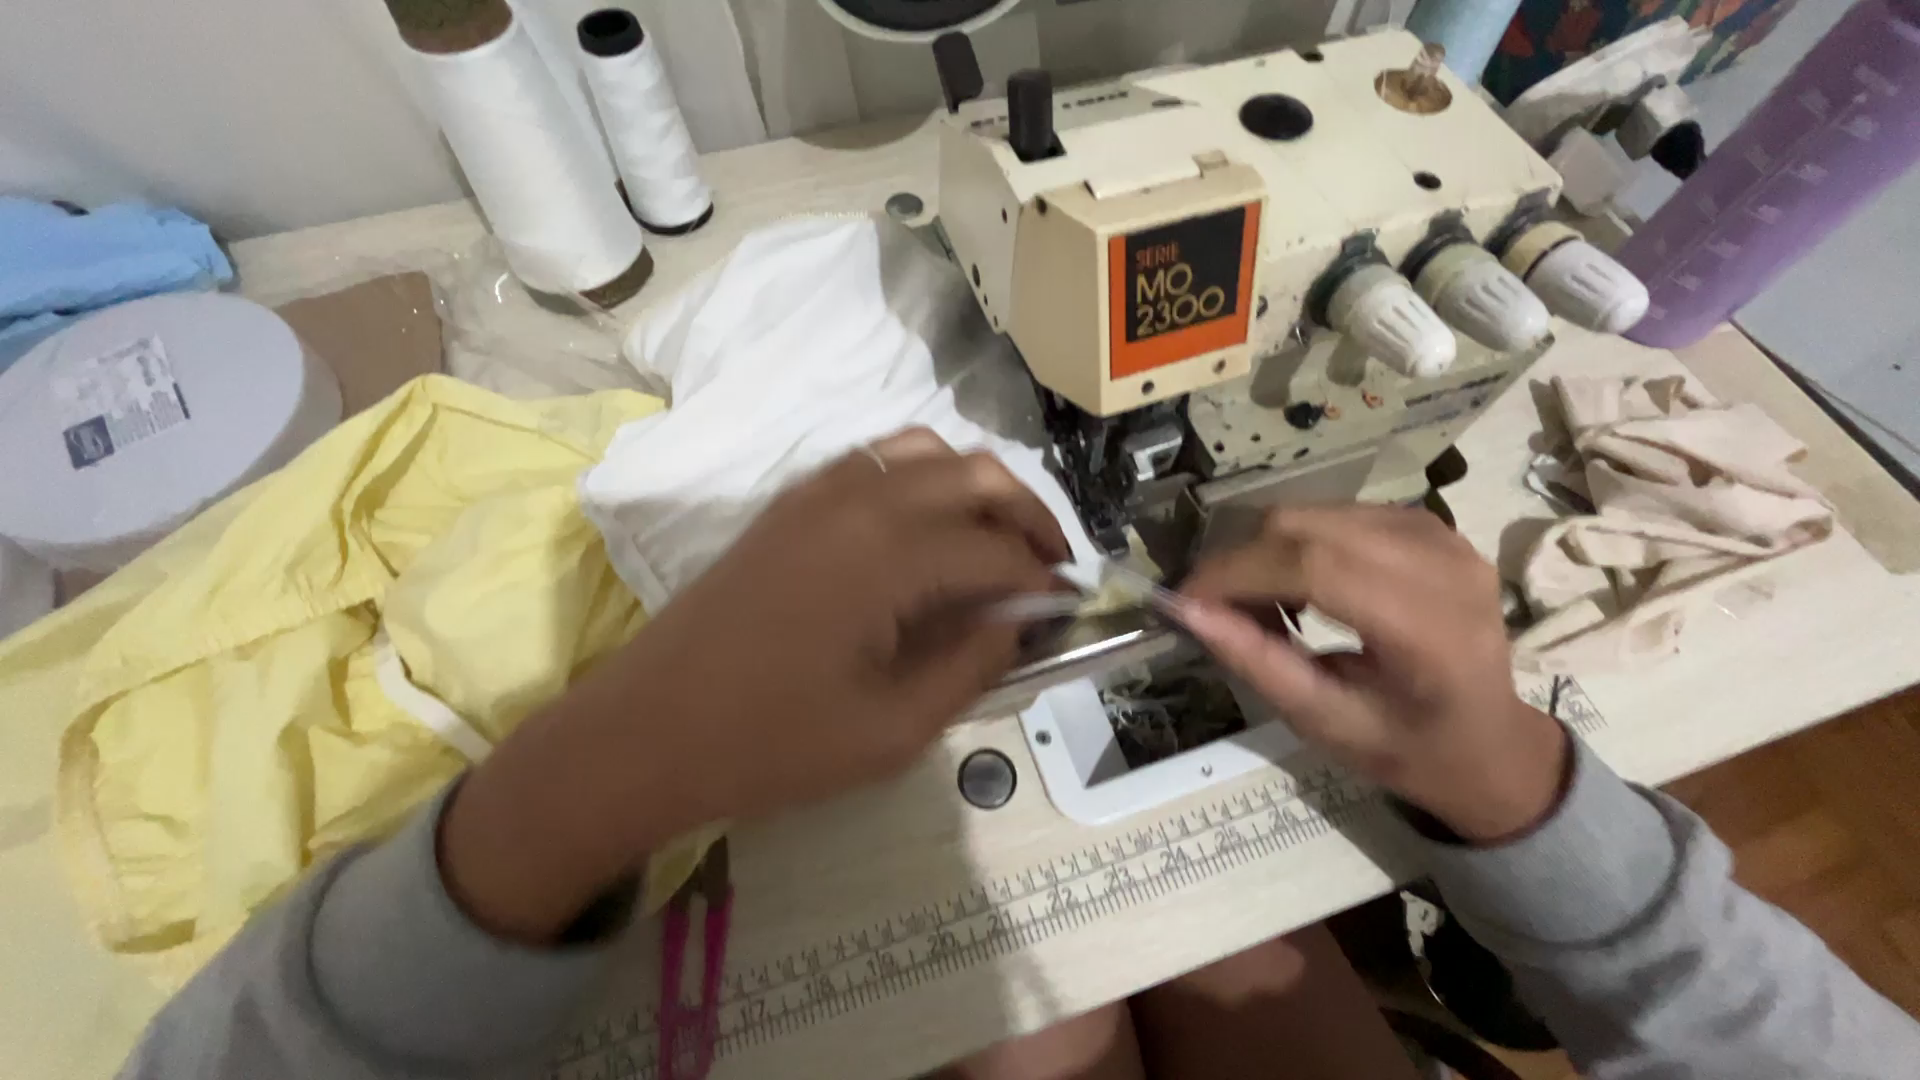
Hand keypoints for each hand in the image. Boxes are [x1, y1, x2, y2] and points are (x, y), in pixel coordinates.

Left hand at [620, 427, 1068, 821]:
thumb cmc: (771, 744)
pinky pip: (876, 460)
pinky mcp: (790, 501)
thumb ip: (972, 665)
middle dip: (1027, 515)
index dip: (1044, 578)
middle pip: (974, 474)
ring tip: (994, 541)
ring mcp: (818, 491)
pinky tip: (927, 528)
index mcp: (888, 556)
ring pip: (926, 451)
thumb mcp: (893, 730)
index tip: (1070, 606)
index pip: (997, 549)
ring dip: (976, 487)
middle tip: (1047, 567)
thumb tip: (1019, 619)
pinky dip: (922, 477)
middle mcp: (860, 500)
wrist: (646, 731)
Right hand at [1179, 505, 1567, 843]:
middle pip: (1306, 527)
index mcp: (1428, 631)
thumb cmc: (1407, 748)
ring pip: (1313, 512)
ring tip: (1260, 602)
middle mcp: (1442, 566)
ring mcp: (1441, 536)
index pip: (1314, 568)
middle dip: (1242, 560)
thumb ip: (1255, 661)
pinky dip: (1296, 543)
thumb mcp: (1323, 722)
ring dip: (1266, 550)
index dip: (1237, 573)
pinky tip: (1298, 584)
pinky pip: (1335, 513)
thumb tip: (1188, 609)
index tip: (1186, 598)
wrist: (1490, 742)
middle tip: (1217, 606)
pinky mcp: (1430, 524)